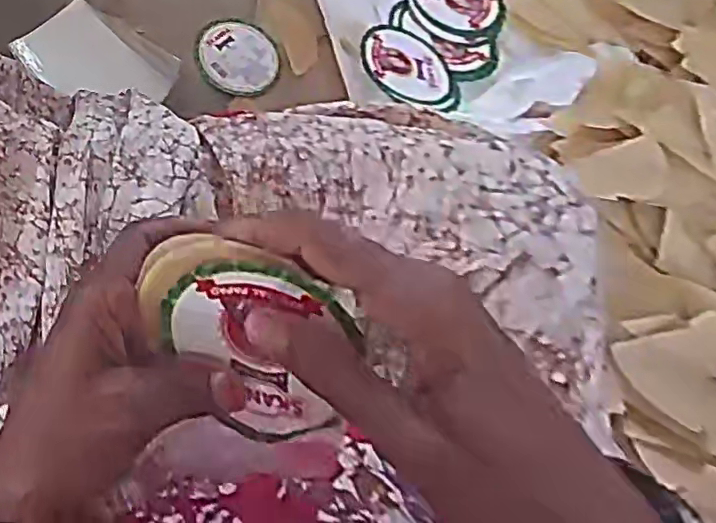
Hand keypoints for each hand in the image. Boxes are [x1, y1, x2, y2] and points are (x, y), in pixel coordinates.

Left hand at [0, 219, 243, 520]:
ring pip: (161, 309)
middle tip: (248, 286)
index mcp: (99, 296)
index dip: (181, 230)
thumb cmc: (64, 436)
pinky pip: (158, 342)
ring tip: (246, 324)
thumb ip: (187, 386)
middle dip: (201, 275)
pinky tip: (221, 366)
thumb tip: (240, 381)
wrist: (27, 489)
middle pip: (158, 272)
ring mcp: (109, 336)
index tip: (225, 239)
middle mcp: (104, 306)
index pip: (141, 239)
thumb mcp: (130, 405)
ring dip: (199, 314)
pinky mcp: (115, 366)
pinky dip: (189, 346)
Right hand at [215, 212, 657, 522]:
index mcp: (419, 297)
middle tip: (211, 267)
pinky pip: (364, 287)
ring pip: (344, 262)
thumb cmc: (506, 487)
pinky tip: (292, 318)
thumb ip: (331, 373)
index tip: (208, 237)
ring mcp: (434, 298)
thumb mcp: (412, 440)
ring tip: (236, 287)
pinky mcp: (437, 320)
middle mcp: (425, 280)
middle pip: (330, 242)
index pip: (321, 238)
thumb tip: (250, 317)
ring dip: (289, 268)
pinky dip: (319, 292)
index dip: (260, 229)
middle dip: (267, 245)